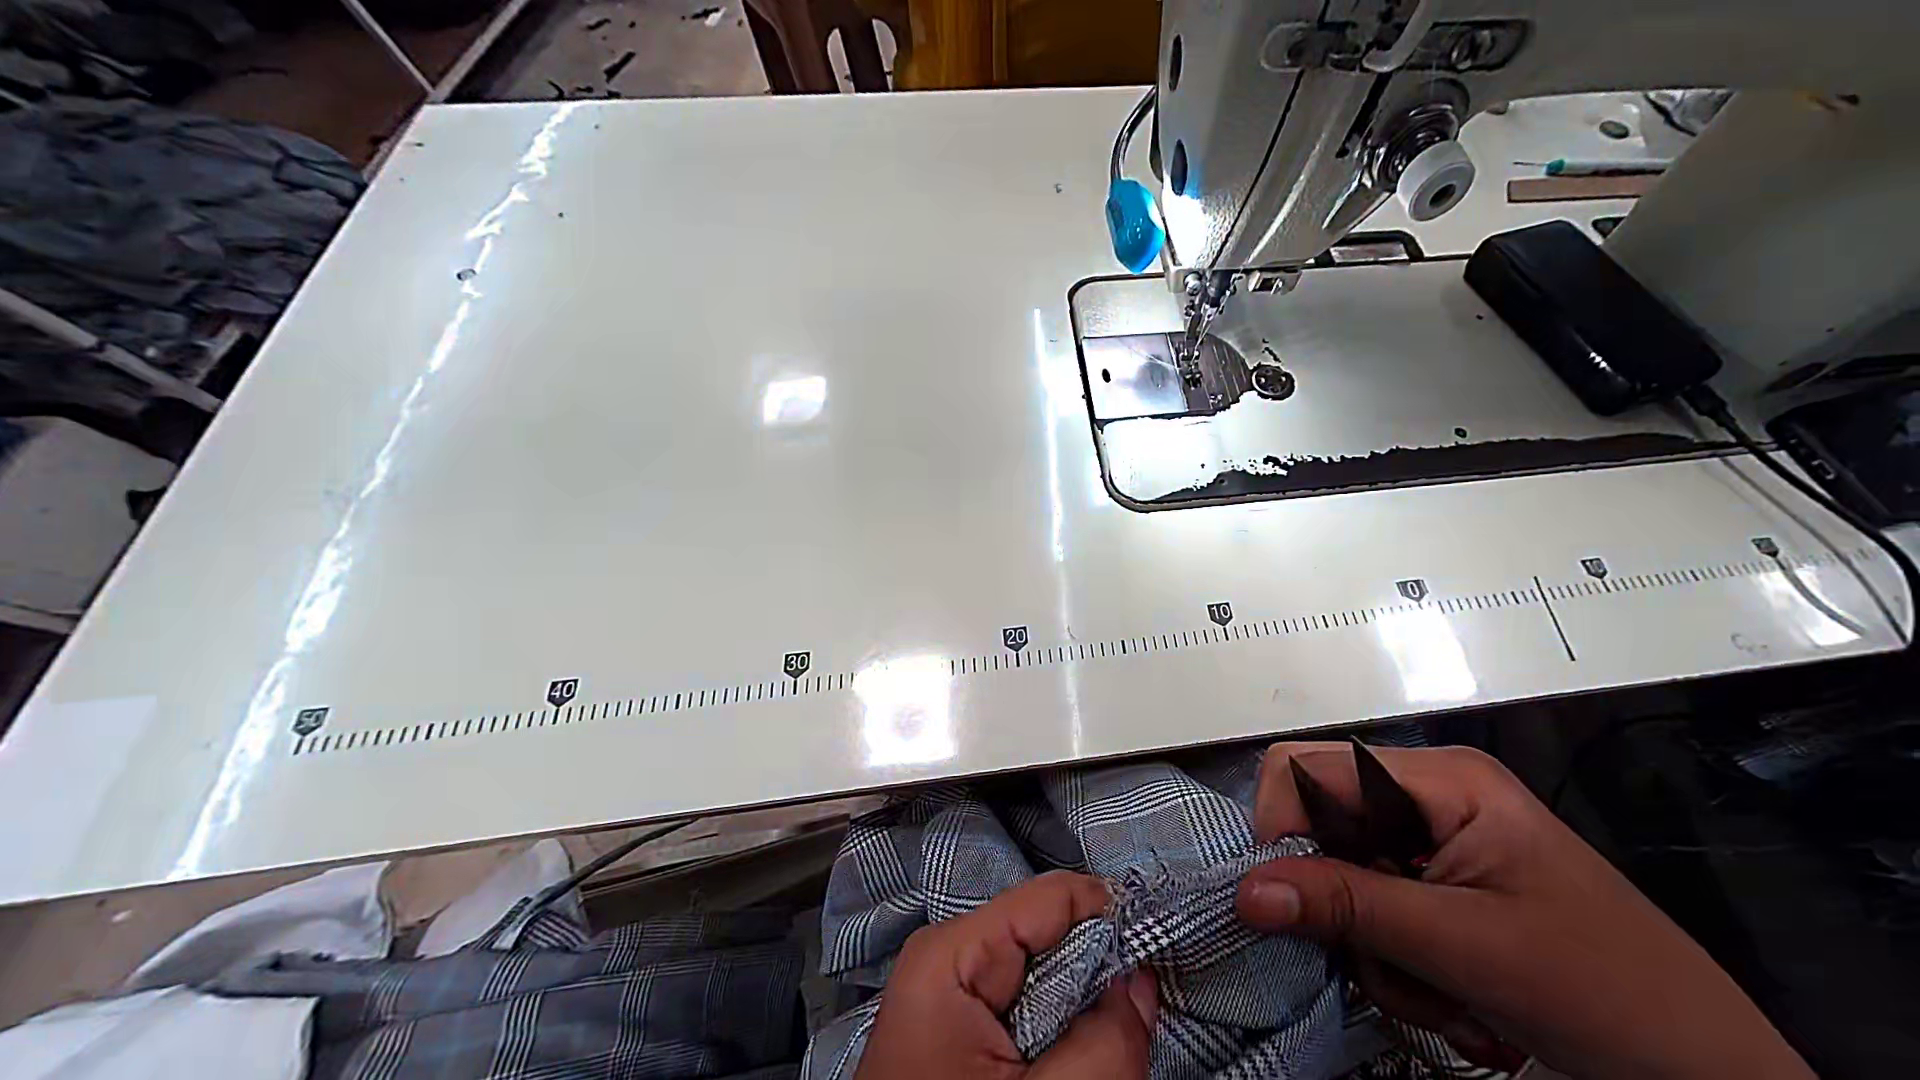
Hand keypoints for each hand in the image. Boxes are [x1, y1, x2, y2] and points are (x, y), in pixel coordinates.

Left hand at [856, 871, 1156, 1079]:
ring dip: (1081, 1005)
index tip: (1159, 946)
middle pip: (1047, 931)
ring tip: (1102, 1043)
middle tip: (1140, 1010)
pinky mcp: (958, 1020)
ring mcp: (951, 986)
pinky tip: (1068, 1058)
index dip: (1111, 914)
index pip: (1051, 897)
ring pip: (1043, 971)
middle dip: (1098, 968)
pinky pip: (1025, 1003)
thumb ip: (1105, 1043)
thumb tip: (1142, 981)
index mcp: (953, 951)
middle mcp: (949, 952)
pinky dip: (1058, 1026)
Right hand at [1236, 743, 1812, 1079]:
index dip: (1281, 823)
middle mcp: (1425, 796)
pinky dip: (1388, 960)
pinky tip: (1445, 997)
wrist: (1710, 1075)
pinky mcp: (1433, 886)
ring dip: (1367, 946)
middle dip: (1334, 898)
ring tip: (1433, 992)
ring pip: (1336, 877)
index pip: (1306, 766)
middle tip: (1374, 957)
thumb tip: (1246, 889)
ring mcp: (1429, 843)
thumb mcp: (1466, 946)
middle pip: (1318, 824)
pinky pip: (1367, 909)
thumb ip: (1348, 906)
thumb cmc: (1608, 990)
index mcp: (1439, 778)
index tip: (1282, 895)